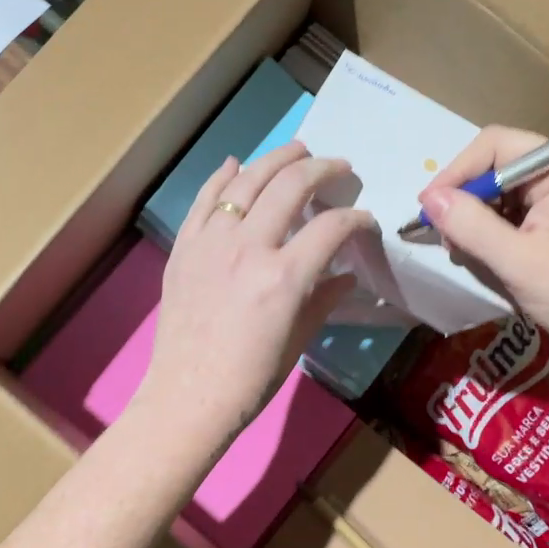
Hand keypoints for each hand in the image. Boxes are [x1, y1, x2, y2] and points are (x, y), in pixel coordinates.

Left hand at [134, 141, 375, 450]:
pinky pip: (204, 201)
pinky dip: (221, 178)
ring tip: (297, 150)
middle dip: (322, 169)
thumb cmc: (249, 380)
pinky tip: (235, 164)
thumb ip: (323, 300)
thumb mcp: (296, 341)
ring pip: (246, 182)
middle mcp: (247, 248)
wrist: (187, 397)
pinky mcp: (184, 249)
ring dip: (275, 160)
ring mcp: (210, 243)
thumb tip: (345, 276)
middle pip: (290, 186)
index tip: (365, 221)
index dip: (356, 219)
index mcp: (283, 276)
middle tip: (339, 167)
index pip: (331, 227)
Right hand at [419, 125, 548, 358]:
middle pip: (498, 166)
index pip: (497, 145)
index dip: (458, 171)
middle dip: (467, 200)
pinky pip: (515, 212)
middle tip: (447, 239)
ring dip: (477, 220)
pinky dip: (493, 232)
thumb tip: (428, 199)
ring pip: (502, 192)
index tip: (430, 208)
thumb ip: (471, 225)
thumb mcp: (517, 261)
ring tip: (466, 253)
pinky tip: (488, 257)